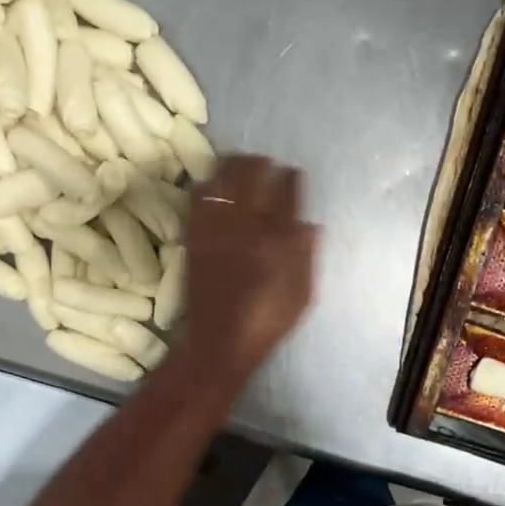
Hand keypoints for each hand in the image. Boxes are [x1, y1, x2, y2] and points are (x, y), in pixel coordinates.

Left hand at [180, 155, 317, 384]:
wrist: (218, 342)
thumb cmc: (266, 323)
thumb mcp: (301, 295)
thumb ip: (306, 256)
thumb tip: (311, 224)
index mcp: (277, 240)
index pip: (286, 193)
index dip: (292, 178)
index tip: (294, 172)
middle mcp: (245, 225)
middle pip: (250, 174)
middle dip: (260, 163)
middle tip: (266, 162)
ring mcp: (215, 227)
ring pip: (222, 178)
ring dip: (233, 166)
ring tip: (240, 166)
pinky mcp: (193, 234)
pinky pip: (199, 196)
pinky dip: (209, 184)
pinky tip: (215, 186)